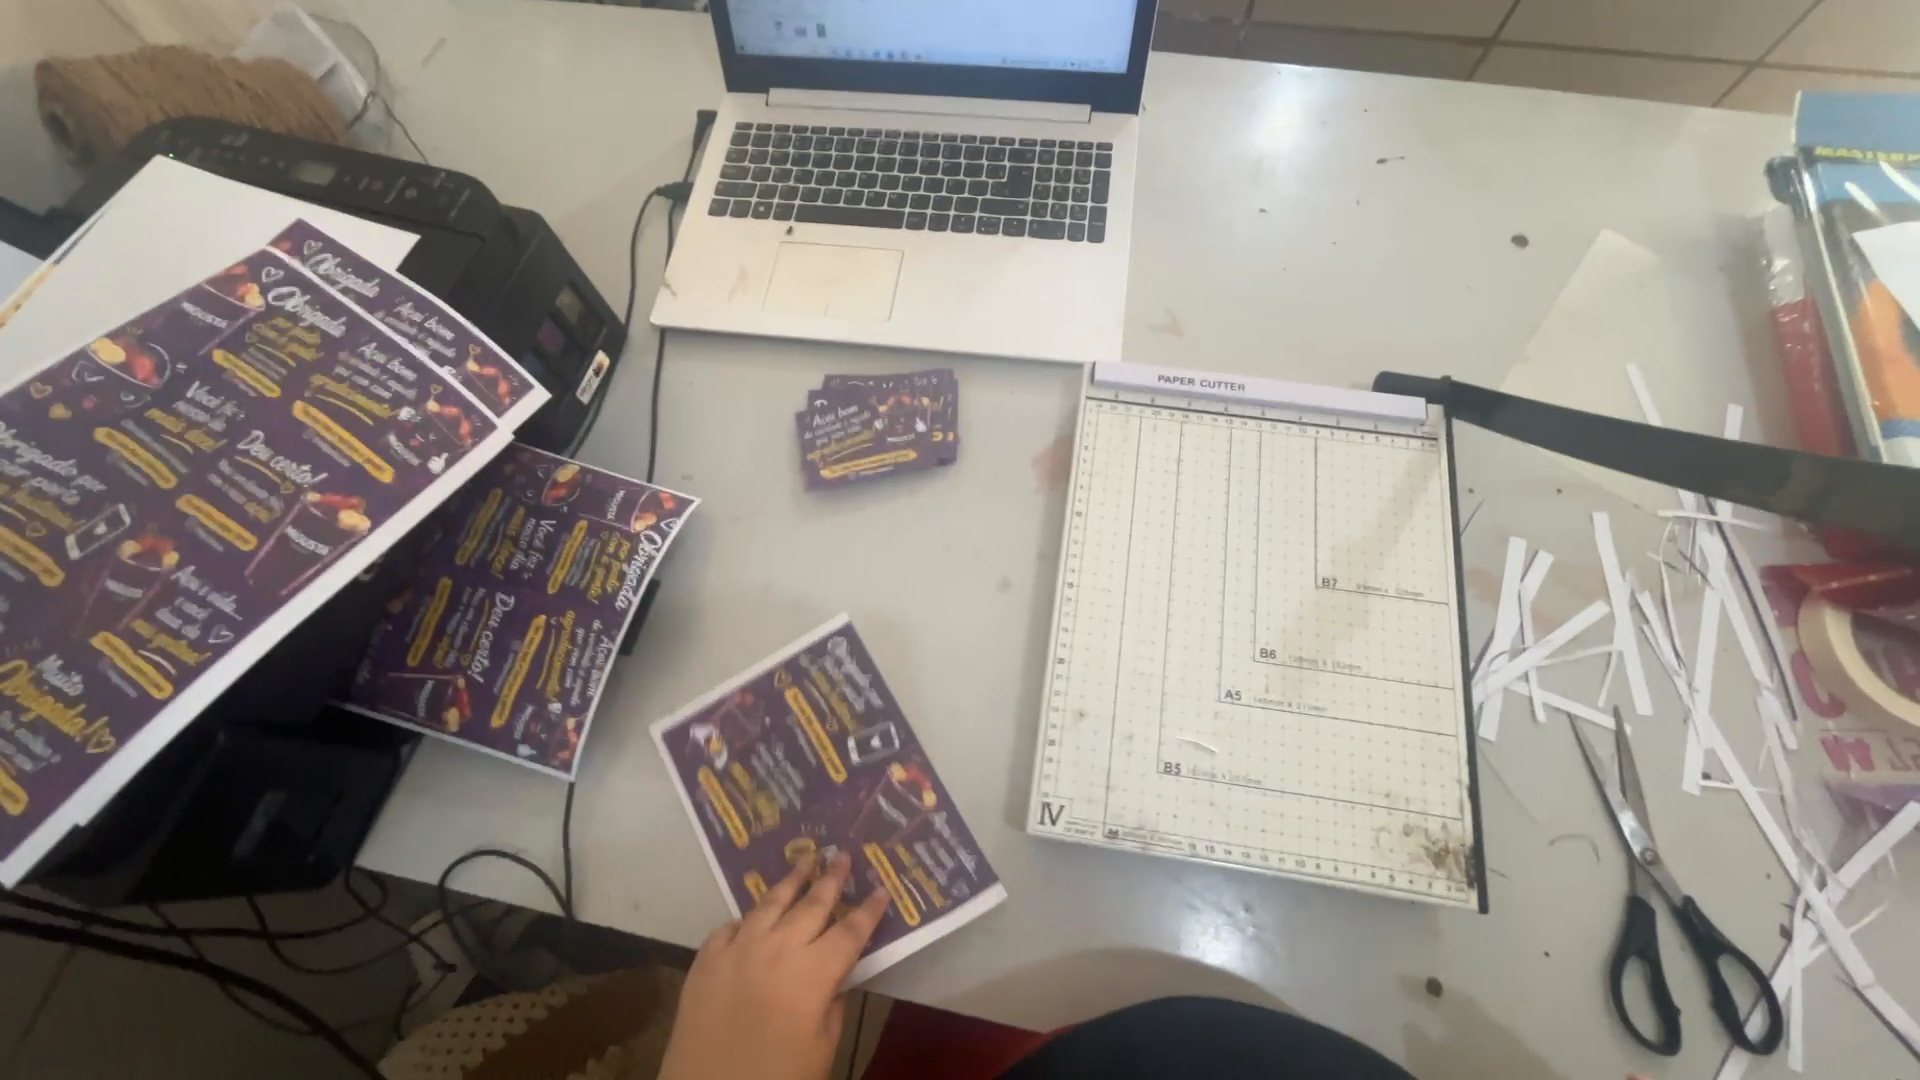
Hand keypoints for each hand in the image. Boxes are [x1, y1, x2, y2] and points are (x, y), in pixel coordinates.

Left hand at [660, 852, 891, 1079]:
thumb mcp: (820, 1052)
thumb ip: (833, 1007)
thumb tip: (835, 979)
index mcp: (813, 974)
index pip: (851, 932)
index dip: (869, 910)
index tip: (882, 888)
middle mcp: (779, 948)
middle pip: (813, 904)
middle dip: (832, 878)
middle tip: (842, 854)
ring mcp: (739, 949)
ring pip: (771, 903)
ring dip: (792, 880)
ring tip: (806, 860)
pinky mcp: (707, 959)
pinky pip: (731, 927)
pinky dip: (746, 919)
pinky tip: (753, 917)